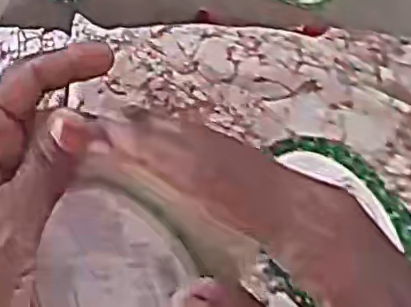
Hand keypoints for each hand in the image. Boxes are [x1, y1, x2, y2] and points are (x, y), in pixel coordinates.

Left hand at [0, 43, 114, 305]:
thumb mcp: (0, 231)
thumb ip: (37, 174)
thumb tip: (73, 118)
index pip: (24, 81)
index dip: (65, 61)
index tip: (103, 58)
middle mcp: (1, 153)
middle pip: (51, 110)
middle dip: (88, 108)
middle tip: (127, 122)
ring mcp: (21, 183)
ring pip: (66, 145)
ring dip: (96, 145)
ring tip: (129, 153)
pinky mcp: (38, 213)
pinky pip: (73, 182)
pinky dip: (96, 177)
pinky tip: (116, 185)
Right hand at [97, 114, 410, 306]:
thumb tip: (186, 292)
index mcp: (316, 223)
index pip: (215, 172)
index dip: (153, 147)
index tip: (101, 131)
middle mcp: (314, 198)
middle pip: (216, 150)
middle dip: (150, 132)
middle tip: (91, 121)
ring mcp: (318, 201)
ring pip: (228, 154)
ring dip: (169, 140)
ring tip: (117, 129)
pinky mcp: (319, 214)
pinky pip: (244, 172)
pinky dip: (199, 158)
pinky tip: (177, 159)